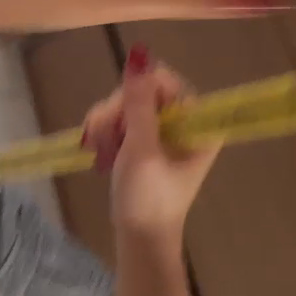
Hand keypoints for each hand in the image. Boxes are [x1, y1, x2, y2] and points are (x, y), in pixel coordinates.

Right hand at [84, 46, 218, 246]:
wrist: (139, 242)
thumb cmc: (148, 199)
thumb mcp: (141, 149)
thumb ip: (139, 102)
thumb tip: (139, 54)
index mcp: (197, 123)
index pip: (164, 80)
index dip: (138, 92)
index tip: (122, 117)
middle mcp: (183, 122)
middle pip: (141, 90)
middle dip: (116, 112)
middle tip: (103, 138)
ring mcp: (163, 132)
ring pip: (126, 103)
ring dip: (106, 122)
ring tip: (98, 149)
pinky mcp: (146, 141)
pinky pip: (121, 118)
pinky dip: (106, 130)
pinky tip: (98, 150)